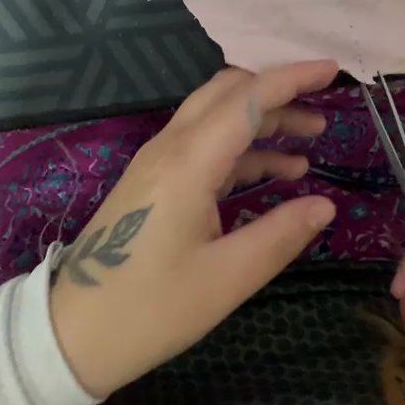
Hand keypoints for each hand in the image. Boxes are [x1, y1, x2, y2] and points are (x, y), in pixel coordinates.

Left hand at [48, 61, 339, 396]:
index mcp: (189, 163)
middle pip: (229, 93)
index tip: (333, 69)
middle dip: (280, 91)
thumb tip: (326, 205)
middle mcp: (171, 148)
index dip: (293, 78)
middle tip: (324, 103)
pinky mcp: (155, 181)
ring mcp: (159, 162)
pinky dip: (245, 147)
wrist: (72, 336)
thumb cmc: (150, 310)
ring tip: (312, 138)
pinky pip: (206, 144)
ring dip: (265, 119)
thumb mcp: (227, 279)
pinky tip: (279, 170)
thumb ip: (280, 235)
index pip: (249, 98)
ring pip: (218, 116)